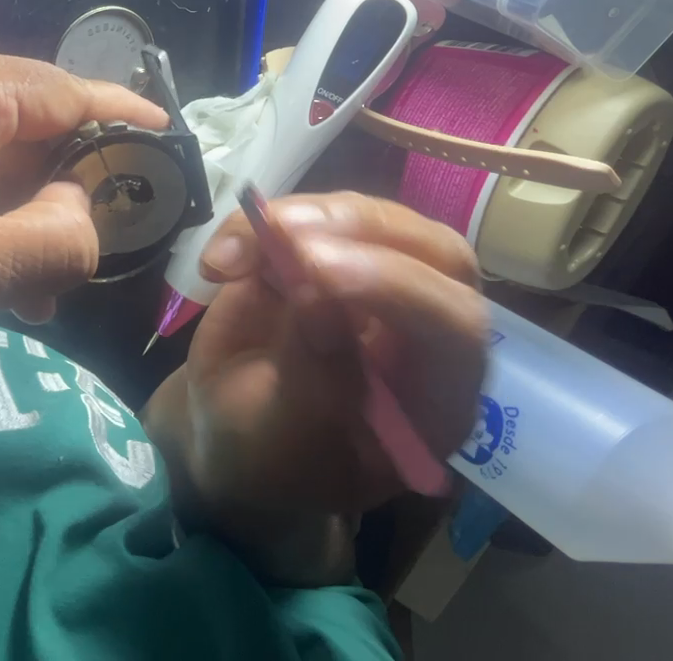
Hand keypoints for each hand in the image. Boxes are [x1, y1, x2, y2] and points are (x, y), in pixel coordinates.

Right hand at [154, 193, 486, 520]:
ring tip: (227, 259)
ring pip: (372, 220)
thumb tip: (314, 294)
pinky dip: (258, 224)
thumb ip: (308, 380)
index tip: (314, 270)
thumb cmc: (264, 456)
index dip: (395, 287)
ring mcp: (378, 287)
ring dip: (298, 218)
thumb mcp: (279, 442)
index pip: (453, 327)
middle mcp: (424, 333)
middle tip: (276, 232)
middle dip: (354, 228)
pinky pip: (311, 216)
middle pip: (431, 251)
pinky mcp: (327, 257)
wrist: (227, 434)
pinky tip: (218, 262)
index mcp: (435, 397)